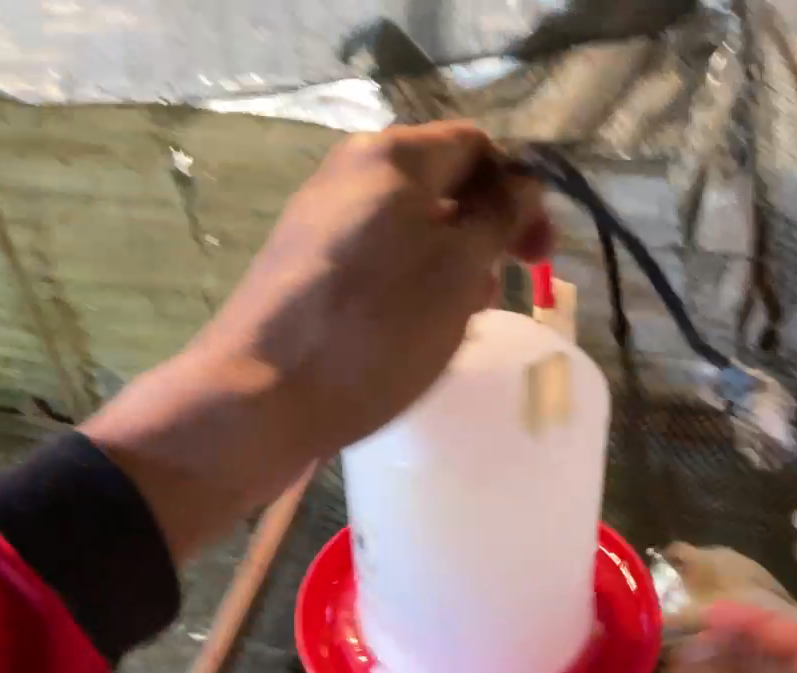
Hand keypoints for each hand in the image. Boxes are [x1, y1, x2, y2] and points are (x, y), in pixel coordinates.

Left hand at [82, 122, 550, 560]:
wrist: (258, 399)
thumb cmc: (372, 331)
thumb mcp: (459, 270)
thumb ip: (499, 217)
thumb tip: (520, 183)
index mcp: (389, 157)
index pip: (476, 148)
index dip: (518, 193)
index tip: (537, 255)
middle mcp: (345, 179)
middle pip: (438, 193)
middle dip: (479, 240)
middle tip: (493, 296)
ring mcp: (315, 230)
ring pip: (403, 239)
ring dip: (442, 275)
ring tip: (451, 327)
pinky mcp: (298, 279)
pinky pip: (369, 272)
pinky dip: (400, 296)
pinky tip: (403, 341)